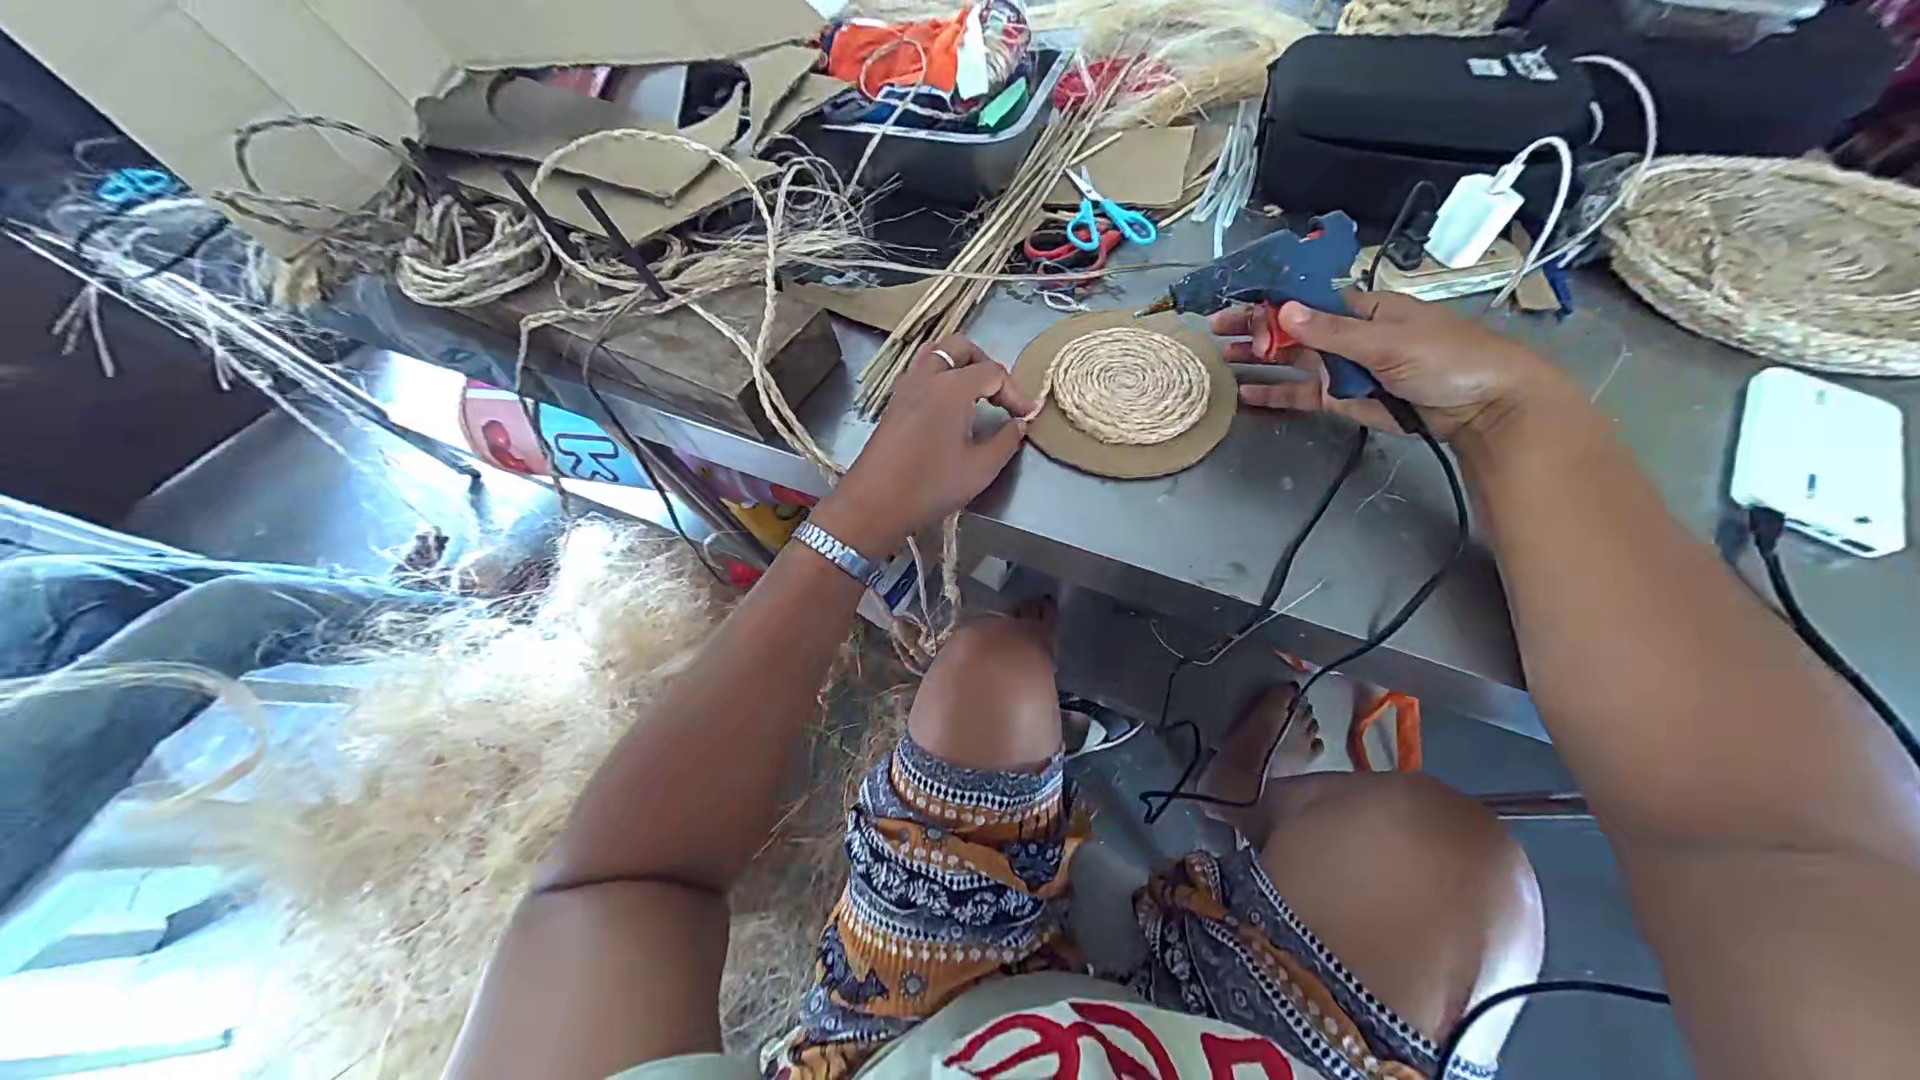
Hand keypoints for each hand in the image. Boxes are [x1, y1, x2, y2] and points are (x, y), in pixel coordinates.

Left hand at [809, 337, 1033, 557]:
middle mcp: (926, 377)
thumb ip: (1005, 441)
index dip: (1015, 392)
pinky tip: (949, 407)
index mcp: (952, 388)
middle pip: (960, 348)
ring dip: (959, 365)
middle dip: (986, 365)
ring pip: (936, 355)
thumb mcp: (979, 469)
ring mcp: (905, 388)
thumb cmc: (930, 487)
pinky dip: (940, 376)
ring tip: (976, 394)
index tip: (1027, 414)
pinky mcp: (894, 403)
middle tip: (1001, 394)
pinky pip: (920, 372)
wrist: (874, 503)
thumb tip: (1018, 424)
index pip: (993, 372)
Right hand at [1219, 292, 1572, 438]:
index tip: (1237, 302)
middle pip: (1292, 329)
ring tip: (1223, 357)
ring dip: (1258, 358)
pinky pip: (1300, 393)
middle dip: (1255, 327)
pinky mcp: (1341, 398)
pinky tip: (1248, 392)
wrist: (1481, 408)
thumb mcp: (1388, 341)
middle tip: (1217, 329)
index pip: (1307, 300)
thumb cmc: (1446, 359)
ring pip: (1291, 360)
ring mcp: (1342, 368)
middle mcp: (1347, 335)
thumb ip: (1331, 332)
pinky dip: (1274, 392)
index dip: (1270, 301)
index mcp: (1361, 309)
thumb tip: (1284, 312)